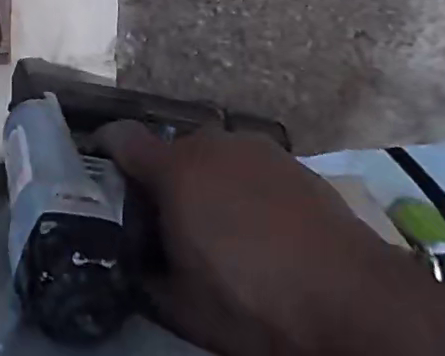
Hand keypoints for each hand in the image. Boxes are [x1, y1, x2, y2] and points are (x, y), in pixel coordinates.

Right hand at [97, 124, 405, 355]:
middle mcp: (211, 143)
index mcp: (176, 171)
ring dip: (204, 181)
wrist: (345, 291)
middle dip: (163, 181)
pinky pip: (246, 163)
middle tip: (169, 224)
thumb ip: (147, 274)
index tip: (99, 165)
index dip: (105, 148)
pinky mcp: (287, 156)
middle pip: (171, 152)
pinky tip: (259, 222)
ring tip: (220, 226)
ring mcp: (253, 145)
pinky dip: (239, 183)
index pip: (124, 139)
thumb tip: (137, 259)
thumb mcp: (183, 306)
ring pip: (212, 156)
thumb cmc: (252, 301)